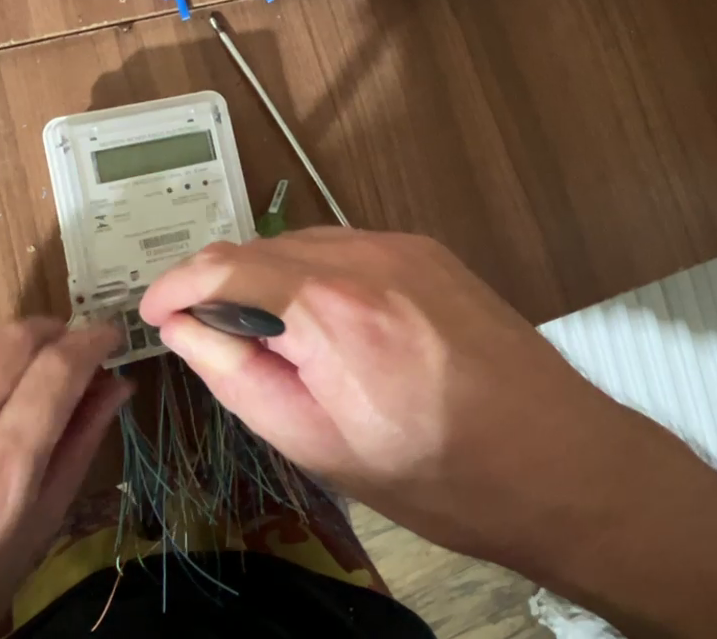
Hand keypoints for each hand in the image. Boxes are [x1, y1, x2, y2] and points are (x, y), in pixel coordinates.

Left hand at [0, 321, 131, 638]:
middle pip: (12, 341)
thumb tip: (117, 384)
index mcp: (2, 472)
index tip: (110, 335)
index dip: (92, 341)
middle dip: (53, 328)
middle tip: (70, 343)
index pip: (57, 373)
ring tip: (23, 356)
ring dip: (7, 338)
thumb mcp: (38, 527)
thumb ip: (79, 446)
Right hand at [138, 229, 626, 566]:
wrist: (560, 460)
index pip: (222, 267)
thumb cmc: (436, 474)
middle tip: (204, 332)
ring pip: (300, 242)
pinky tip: (324, 319)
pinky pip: (345, 246)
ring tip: (267, 334)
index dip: (176, 285)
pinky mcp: (428, 249)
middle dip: (218, 283)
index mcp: (329, 309)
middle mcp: (362, 256)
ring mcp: (401, 245)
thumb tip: (184, 330)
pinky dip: (312, 273)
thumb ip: (237, 376)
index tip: (156, 313)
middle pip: (258, 248)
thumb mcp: (317, 444)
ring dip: (266, 277)